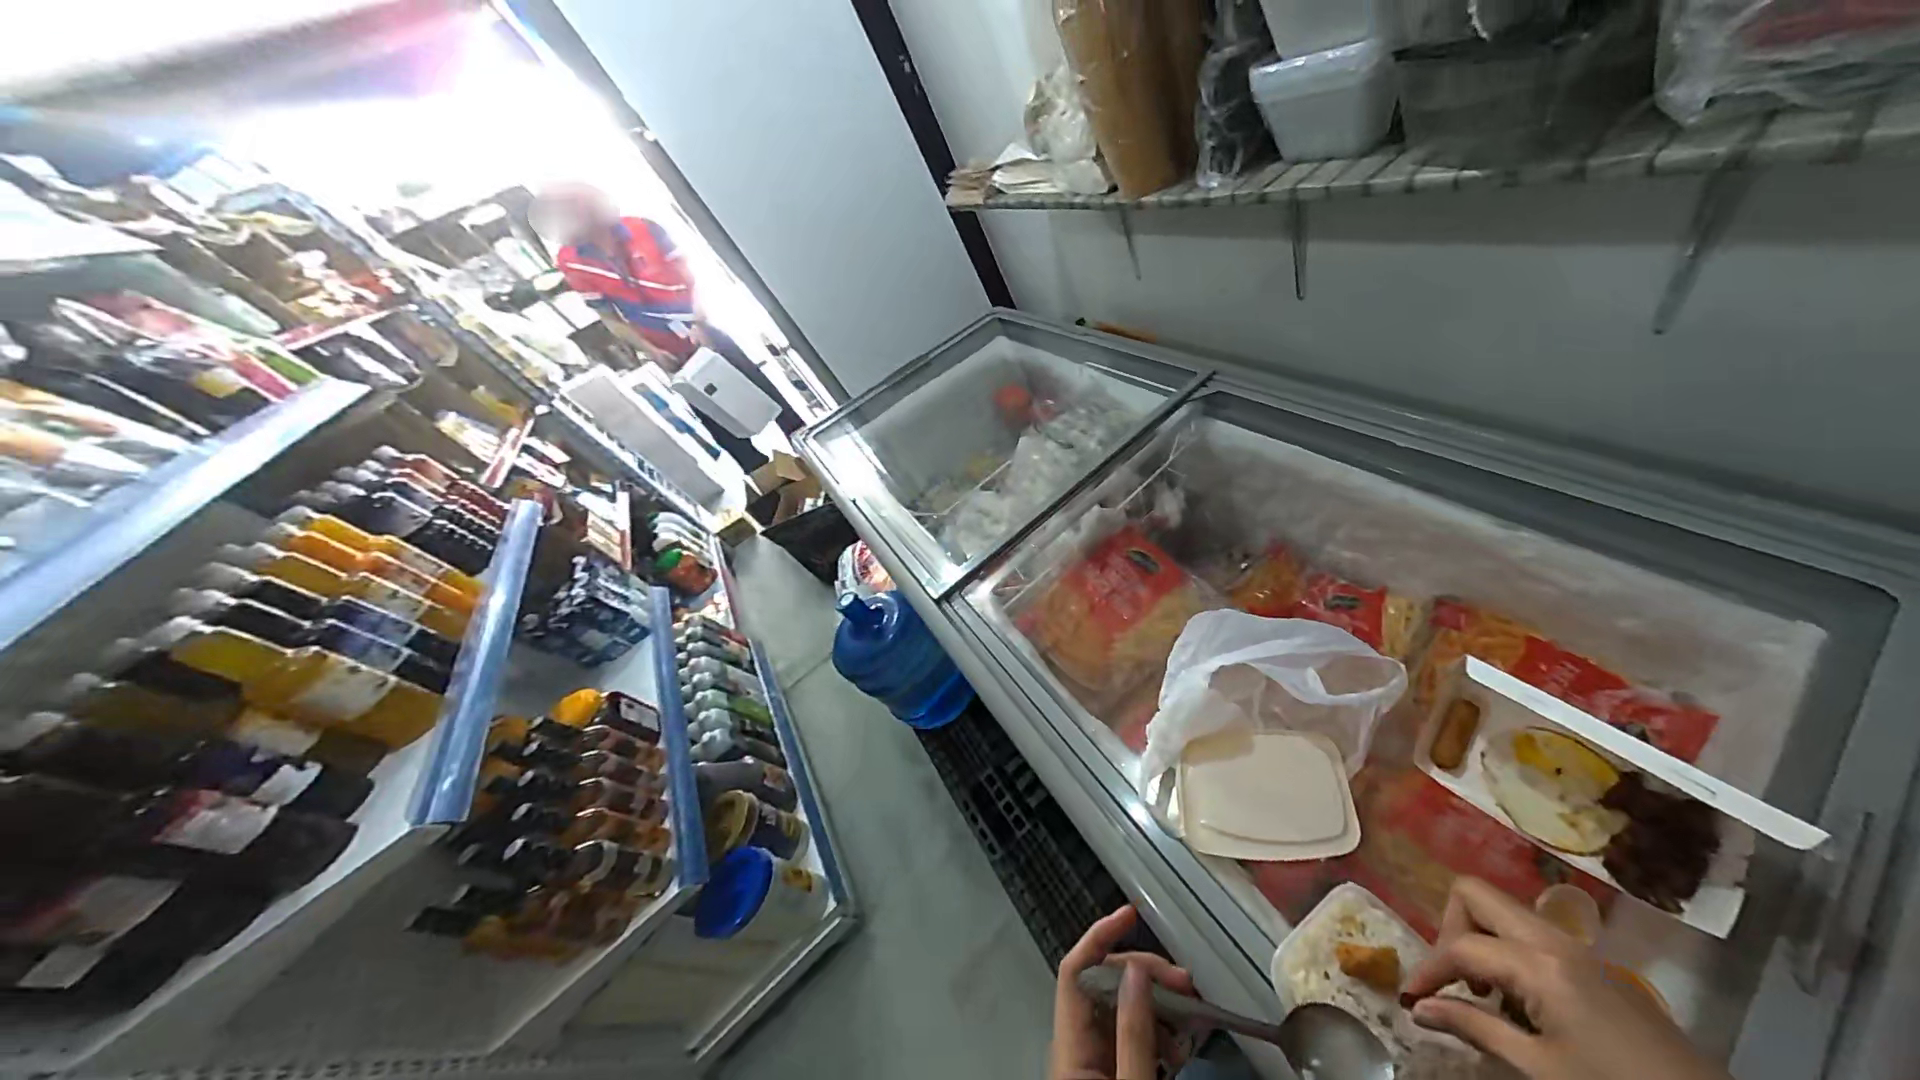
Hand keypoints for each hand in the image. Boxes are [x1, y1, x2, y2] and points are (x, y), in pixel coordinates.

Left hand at [1051, 906, 1194, 1079]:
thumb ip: (1134, 1034)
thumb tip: (1136, 971)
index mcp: (1069, 1047)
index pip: (1074, 970)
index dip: (1100, 934)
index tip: (1130, 913)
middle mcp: (1076, 1046)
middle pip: (1104, 984)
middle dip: (1146, 974)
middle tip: (1185, 984)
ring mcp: (1094, 1059)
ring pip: (1122, 1007)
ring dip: (1159, 1004)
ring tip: (1190, 1018)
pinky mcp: (1113, 1071)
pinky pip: (1132, 1034)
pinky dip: (1158, 1031)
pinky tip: (1180, 1044)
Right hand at [1403, 878, 1728, 1079]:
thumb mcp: (1541, 1069)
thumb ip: (1475, 1028)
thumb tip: (1419, 1008)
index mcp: (1538, 962)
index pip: (1460, 947)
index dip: (1428, 970)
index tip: (1411, 998)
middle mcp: (1553, 939)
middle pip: (1475, 894)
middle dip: (1449, 927)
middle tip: (1451, 976)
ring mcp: (1579, 949)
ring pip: (1503, 909)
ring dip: (1479, 937)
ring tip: (1483, 991)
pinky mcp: (1596, 966)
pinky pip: (1531, 933)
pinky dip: (1507, 950)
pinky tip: (1519, 999)